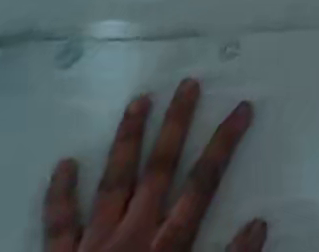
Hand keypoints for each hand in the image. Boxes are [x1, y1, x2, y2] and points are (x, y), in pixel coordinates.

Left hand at [44, 79, 265, 251]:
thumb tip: (260, 224)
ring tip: (139, 100)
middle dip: (177, 124)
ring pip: (114, 181)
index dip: (224, 142)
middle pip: (160, 168)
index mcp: (167, 248)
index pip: (204, 183)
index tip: (242, 107)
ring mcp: (92, 247)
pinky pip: (58, 224)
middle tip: (188, 83)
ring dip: (128, 139)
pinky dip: (60, 194)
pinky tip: (65, 163)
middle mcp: (132, 236)